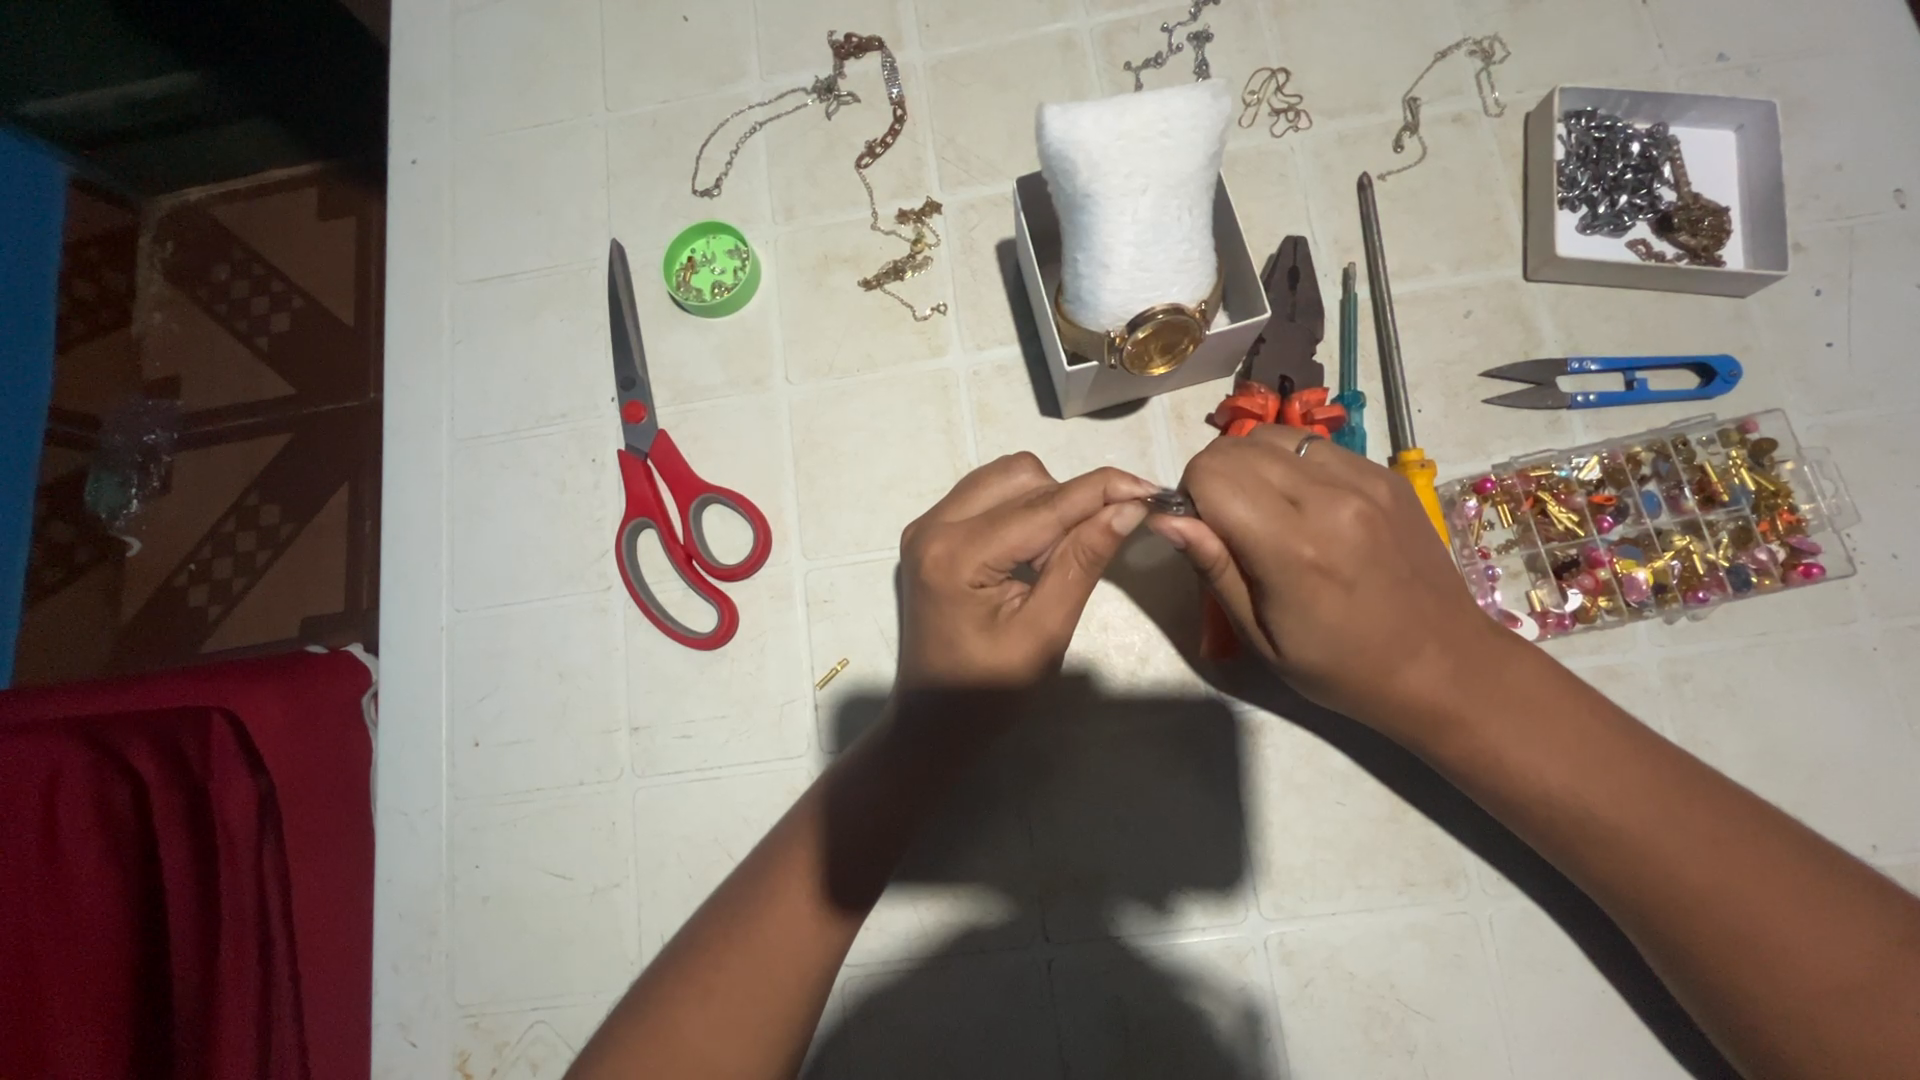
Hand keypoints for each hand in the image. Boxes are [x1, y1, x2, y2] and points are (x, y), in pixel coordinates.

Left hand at [896, 453, 1156, 693]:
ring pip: (1005, 478)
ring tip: (1053, 560)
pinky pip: (987, 494)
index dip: (1102, 492)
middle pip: (1021, 477)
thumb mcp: (1045, 632)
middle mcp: (933, 525)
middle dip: (1069, 502)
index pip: (1043, 505)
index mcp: (956, 555)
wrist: (935, 720)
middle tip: (1086, 553)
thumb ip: (1082, 562)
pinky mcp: (930, 531)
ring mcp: (927, 525)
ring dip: (1045, 502)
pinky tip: (1029, 555)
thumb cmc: (991, 692)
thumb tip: (1128, 507)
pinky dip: (1021, 510)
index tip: (1151, 490)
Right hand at [1147, 426, 1511, 732]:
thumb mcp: (1260, 635)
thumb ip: (1213, 567)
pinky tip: (1306, 506)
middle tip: (1228, 524)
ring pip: (1274, 435)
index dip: (1191, 497)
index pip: (1210, 473)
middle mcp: (1328, 497)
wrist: (1443, 666)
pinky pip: (1315, 445)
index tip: (1203, 533)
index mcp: (1292, 546)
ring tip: (1266, 510)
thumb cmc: (1340, 666)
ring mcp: (1364, 479)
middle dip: (1214, 477)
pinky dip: (1292, 464)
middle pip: (1235, 446)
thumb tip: (1164, 517)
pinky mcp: (1386, 475)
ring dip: (1251, 464)